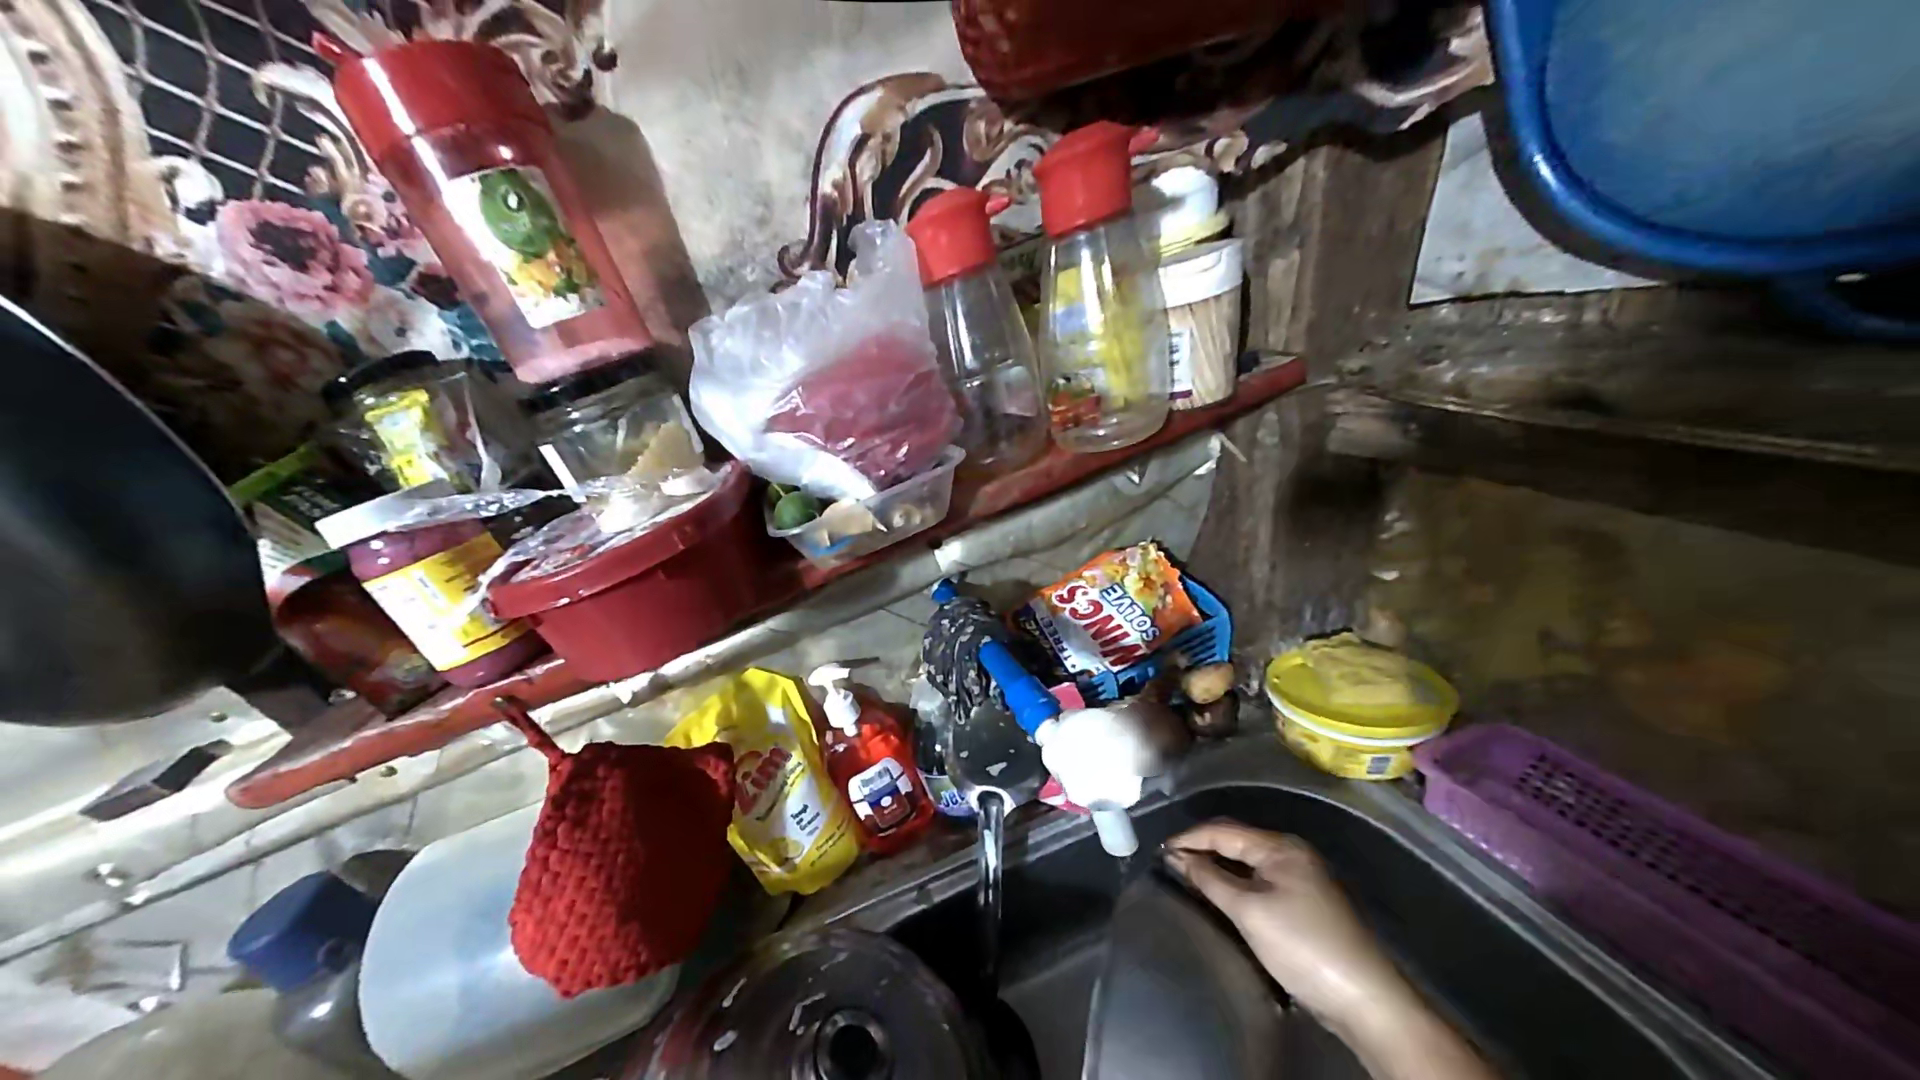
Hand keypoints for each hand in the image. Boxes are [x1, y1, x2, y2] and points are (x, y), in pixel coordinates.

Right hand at [1163, 822, 1410, 1030]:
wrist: (1365, 1000)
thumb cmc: (1302, 946)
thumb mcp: (1248, 911)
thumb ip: (1209, 879)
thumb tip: (1176, 857)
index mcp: (1280, 846)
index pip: (1223, 830)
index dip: (1188, 838)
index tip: (1158, 851)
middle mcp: (1291, 853)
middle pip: (1235, 841)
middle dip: (1201, 848)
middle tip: (1168, 862)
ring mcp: (1300, 877)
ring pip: (1247, 861)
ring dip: (1217, 866)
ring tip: (1186, 876)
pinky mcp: (1304, 901)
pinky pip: (1258, 879)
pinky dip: (1234, 882)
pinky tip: (1218, 894)